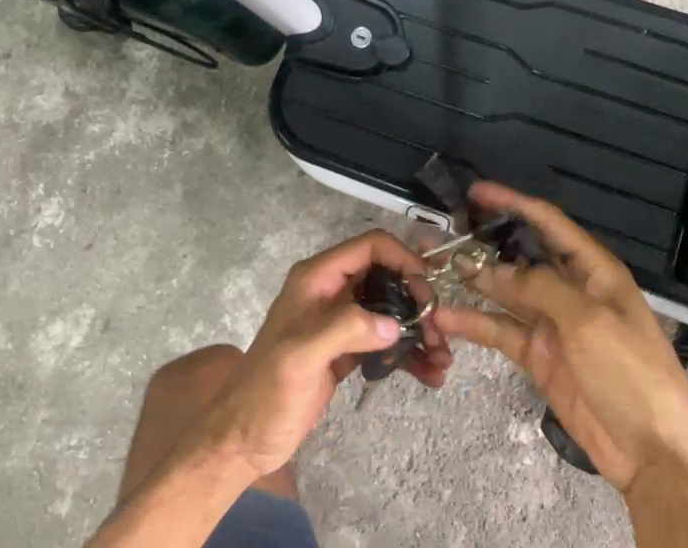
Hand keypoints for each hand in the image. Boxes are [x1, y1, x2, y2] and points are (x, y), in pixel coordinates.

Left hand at [195, 229, 451, 476]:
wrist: (244, 440)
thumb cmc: (266, 392)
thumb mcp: (301, 356)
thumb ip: (346, 329)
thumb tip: (394, 324)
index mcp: (317, 278)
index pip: (371, 247)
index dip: (403, 261)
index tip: (426, 293)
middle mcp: (333, 292)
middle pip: (389, 278)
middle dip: (418, 301)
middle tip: (440, 332)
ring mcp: (342, 322)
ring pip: (393, 311)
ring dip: (420, 331)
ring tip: (444, 359)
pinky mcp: (349, 351)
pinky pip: (388, 342)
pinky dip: (410, 354)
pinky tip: (430, 374)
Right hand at [434, 184, 687, 498]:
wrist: (651, 450)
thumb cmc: (631, 373)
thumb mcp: (590, 322)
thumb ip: (541, 289)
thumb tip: (495, 271)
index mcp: (595, 271)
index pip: (550, 224)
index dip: (514, 203)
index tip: (477, 191)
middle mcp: (572, 290)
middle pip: (524, 256)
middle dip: (487, 243)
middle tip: (445, 234)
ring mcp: (553, 325)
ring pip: (507, 293)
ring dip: (475, 282)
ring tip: (434, 271)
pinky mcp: (539, 357)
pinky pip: (502, 332)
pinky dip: (475, 324)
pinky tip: (446, 318)